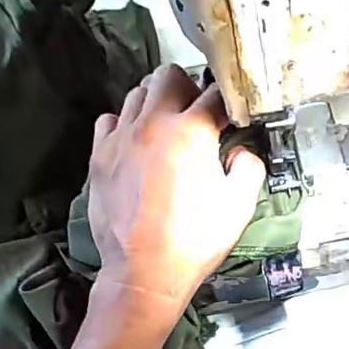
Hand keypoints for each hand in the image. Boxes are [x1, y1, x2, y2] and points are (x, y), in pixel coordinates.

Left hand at [87, 65, 266, 320]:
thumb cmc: (193, 242)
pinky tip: (134, 142)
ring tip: (164, 127)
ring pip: (136, 93)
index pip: (215, 94)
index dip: (226, 102)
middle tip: (194, 113)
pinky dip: (123, 123)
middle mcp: (153, 124)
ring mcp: (121, 138)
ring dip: (155, 103)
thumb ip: (248, 167)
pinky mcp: (99, 157)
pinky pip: (109, 120)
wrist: (144, 273)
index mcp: (191, 131)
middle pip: (168, 75)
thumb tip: (240, 151)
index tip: (228, 116)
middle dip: (186, 88)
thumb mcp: (239, 206)